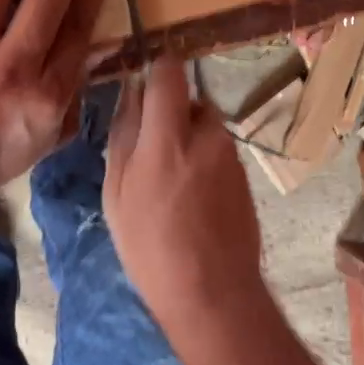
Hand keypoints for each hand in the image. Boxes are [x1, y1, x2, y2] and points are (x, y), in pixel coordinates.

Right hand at [104, 58, 267, 364]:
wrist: (212, 292)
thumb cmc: (150, 248)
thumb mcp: (117, 194)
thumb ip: (124, 136)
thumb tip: (130, 94)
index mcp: (169, 137)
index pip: (169, 71)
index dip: (156, 71)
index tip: (142, 88)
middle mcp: (208, 136)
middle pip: (190, 100)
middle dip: (170, 115)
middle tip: (150, 153)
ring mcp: (232, 156)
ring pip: (206, 128)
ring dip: (188, 141)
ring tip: (171, 186)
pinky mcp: (246, 177)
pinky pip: (219, 153)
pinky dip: (204, 163)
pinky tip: (193, 201)